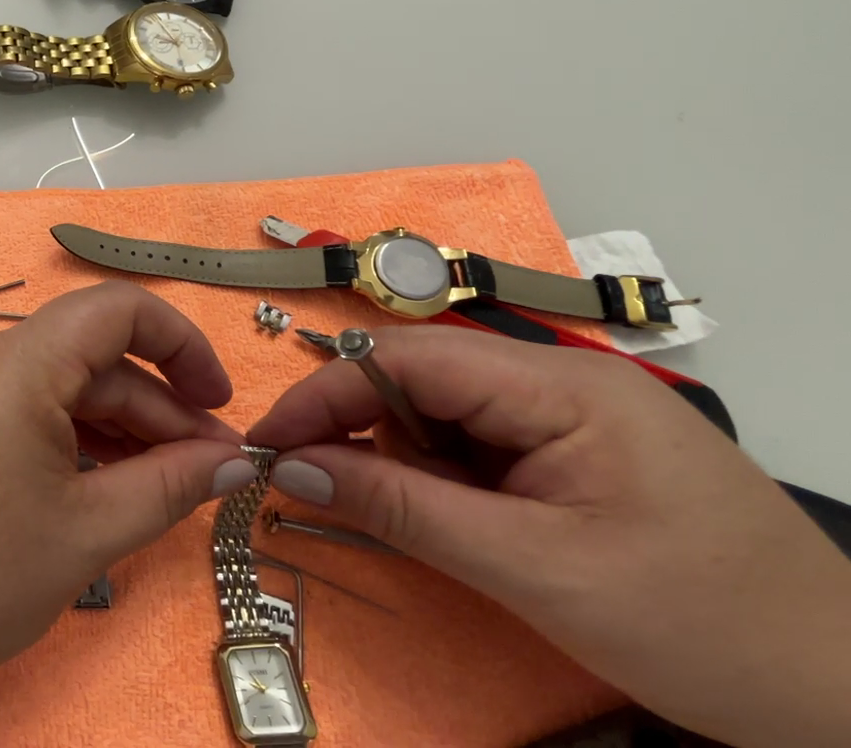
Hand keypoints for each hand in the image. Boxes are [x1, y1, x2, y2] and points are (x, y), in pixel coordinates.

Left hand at [0, 282, 253, 747]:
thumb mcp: (89, 531)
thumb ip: (172, 484)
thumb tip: (233, 461)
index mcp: (16, 364)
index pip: (116, 309)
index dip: (181, 344)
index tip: (218, 402)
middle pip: (88, 357)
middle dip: (156, 407)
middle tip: (210, 469)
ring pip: (53, 387)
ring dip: (115, 427)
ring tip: (162, 484)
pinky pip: (16, 410)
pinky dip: (67, 437)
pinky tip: (98, 483)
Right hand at [248, 326, 850, 746]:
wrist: (848, 700)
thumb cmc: (701, 627)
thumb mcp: (532, 570)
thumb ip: (399, 507)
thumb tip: (288, 465)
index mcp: (561, 386)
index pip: (404, 360)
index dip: (323, 394)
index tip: (266, 445)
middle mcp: (561, 382)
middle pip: (417, 380)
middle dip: (362, 431)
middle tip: (319, 487)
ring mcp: (571, 415)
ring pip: (439, 415)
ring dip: (405, 462)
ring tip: (428, 523)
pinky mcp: (573, 452)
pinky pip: (474, 446)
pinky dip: (441, 480)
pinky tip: (460, 523)